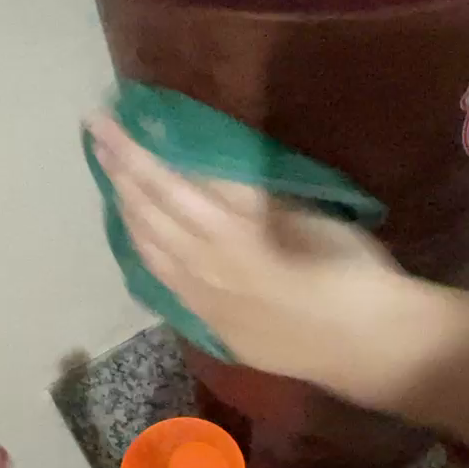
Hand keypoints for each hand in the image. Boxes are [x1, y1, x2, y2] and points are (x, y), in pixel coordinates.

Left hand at [87, 114, 416, 399]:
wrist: (371, 346)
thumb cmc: (351, 268)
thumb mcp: (300, 213)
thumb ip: (247, 197)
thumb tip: (205, 172)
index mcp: (229, 234)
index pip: (165, 184)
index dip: (131, 152)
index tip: (101, 121)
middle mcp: (203, 269)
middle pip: (148, 216)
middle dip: (119, 175)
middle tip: (98, 139)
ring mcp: (204, 303)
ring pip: (149, 252)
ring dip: (127, 213)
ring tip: (114, 182)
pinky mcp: (212, 328)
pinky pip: (165, 283)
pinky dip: (147, 252)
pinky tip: (143, 239)